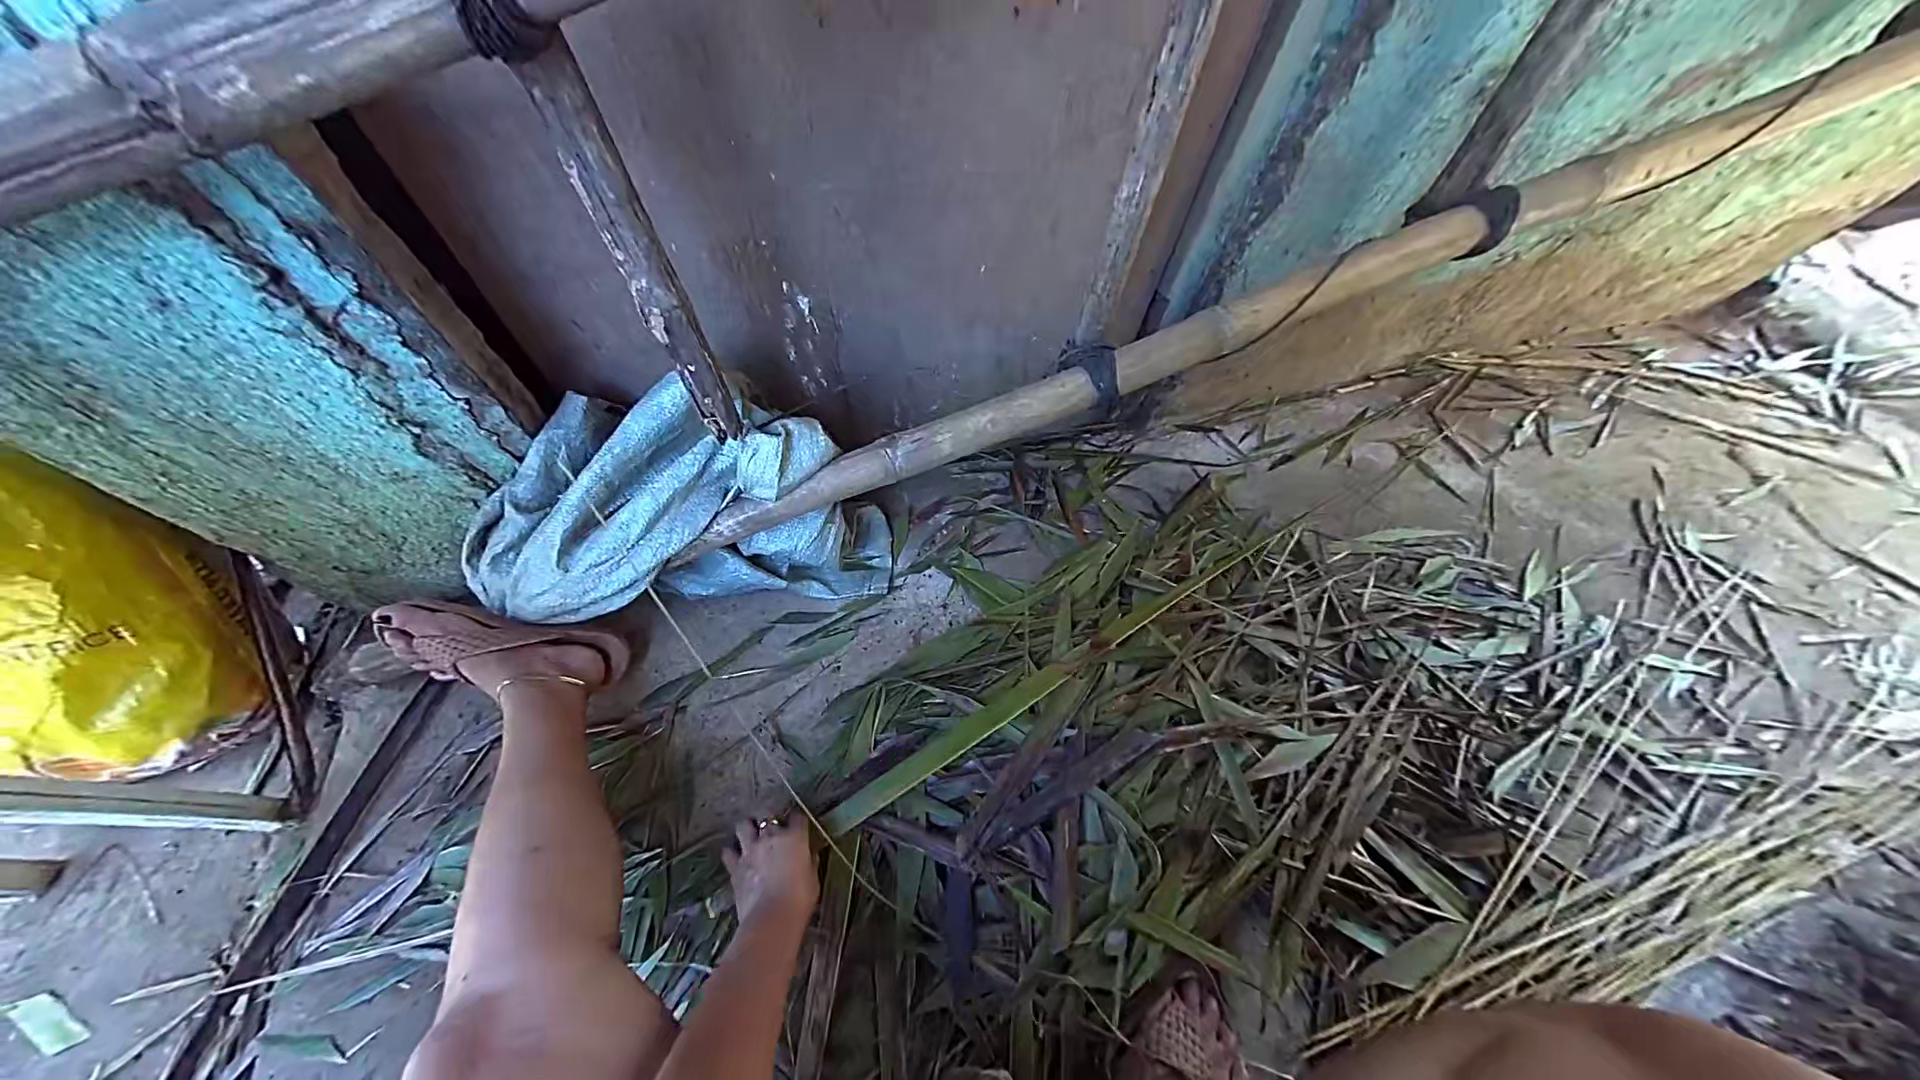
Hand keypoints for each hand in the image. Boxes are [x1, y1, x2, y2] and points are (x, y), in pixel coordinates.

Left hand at [724, 816, 819, 926]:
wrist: (771, 920)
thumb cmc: (800, 899)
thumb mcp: (813, 878)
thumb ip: (809, 861)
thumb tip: (809, 854)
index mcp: (794, 837)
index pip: (797, 817)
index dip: (798, 819)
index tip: (799, 825)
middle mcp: (770, 837)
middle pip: (767, 815)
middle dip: (770, 820)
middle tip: (773, 829)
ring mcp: (750, 851)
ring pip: (743, 826)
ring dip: (747, 828)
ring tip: (750, 834)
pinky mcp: (735, 868)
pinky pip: (729, 852)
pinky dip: (731, 852)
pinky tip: (735, 856)